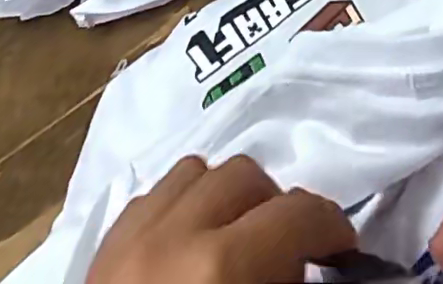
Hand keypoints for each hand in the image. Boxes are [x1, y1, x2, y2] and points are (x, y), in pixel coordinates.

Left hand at [88, 155, 356, 283]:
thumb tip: (313, 272)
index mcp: (220, 269)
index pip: (296, 213)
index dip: (330, 225)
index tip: (340, 249)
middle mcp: (174, 234)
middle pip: (245, 176)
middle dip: (277, 206)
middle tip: (288, 249)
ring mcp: (131, 236)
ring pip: (196, 171)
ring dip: (225, 198)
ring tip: (236, 240)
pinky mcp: (103, 247)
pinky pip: (154, 194)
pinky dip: (181, 206)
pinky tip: (188, 247)